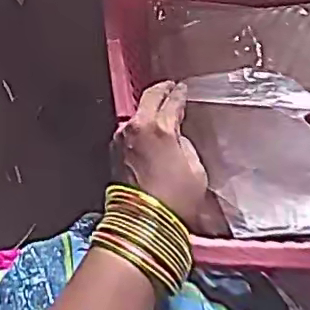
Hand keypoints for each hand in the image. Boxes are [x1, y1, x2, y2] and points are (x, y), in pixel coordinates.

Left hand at [112, 81, 210, 226]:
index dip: (179, 93)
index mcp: (159, 128)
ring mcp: (121, 136)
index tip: (182, 89)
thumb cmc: (175, 200)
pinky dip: (139, 127)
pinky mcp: (113, 149)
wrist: (143, 221)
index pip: (171, 101)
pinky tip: (148, 133)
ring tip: (159, 111)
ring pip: (137, 114)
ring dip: (148, 110)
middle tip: (170, 88)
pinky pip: (129, 130)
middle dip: (161, 90)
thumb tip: (175, 137)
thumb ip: (184, 144)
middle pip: (149, 97)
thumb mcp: (196, 171)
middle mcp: (136, 126)